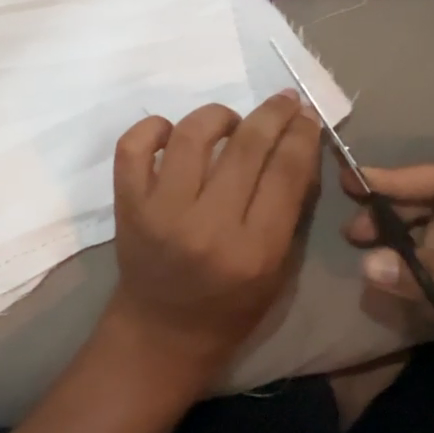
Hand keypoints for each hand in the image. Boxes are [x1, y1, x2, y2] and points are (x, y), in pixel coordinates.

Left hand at [103, 94, 323, 390]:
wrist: (160, 332)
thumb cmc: (230, 306)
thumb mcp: (278, 270)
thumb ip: (290, 210)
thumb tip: (298, 146)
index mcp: (254, 251)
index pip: (286, 172)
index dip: (301, 135)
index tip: (306, 115)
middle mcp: (208, 226)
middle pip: (246, 147)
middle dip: (272, 114)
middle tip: (282, 101)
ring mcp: (161, 211)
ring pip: (192, 134)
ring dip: (218, 116)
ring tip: (229, 121)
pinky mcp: (127, 203)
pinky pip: (134, 146)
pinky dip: (154, 128)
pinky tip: (172, 133)